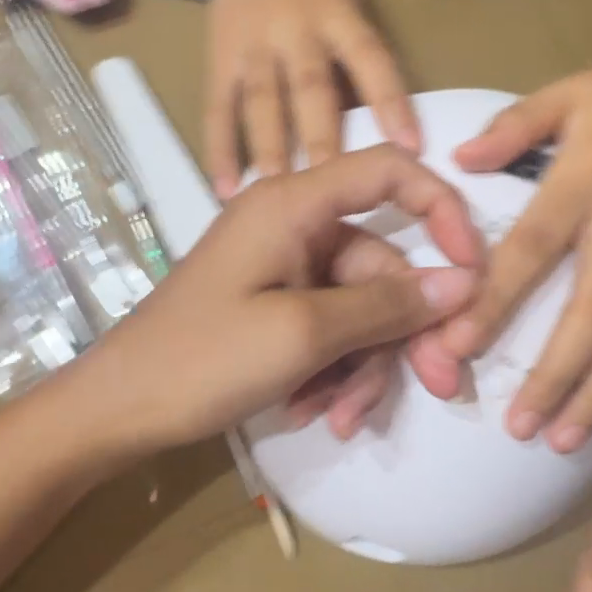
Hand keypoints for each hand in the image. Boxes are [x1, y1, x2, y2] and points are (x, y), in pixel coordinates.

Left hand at [62, 146, 483, 456]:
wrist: (120, 408)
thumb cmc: (204, 359)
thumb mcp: (304, 334)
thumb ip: (386, 306)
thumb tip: (463, 282)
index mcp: (292, 205)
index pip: (388, 172)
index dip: (441, 210)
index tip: (471, 267)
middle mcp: (292, 227)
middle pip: (380, 266)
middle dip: (404, 332)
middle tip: (441, 386)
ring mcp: (281, 271)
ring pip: (358, 310)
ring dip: (362, 367)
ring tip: (343, 418)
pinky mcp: (273, 309)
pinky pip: (327, 332)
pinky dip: (332, 372)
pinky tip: (316, 412)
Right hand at [206, 0, 419, 196]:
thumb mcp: (350, 2)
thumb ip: (357, 59)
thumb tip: (377, 131)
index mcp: (340, 14)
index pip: (371, 59)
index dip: (391, 102)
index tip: (410, 150)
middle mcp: (296, 30)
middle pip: (311, 91)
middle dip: (321, 145)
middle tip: (332, 199)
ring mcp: (252, 44)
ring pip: (262, 104)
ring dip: (269, 155)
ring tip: (274, 202)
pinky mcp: (219, 54)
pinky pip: (218, 107)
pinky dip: (220, 148)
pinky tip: (225, 189)